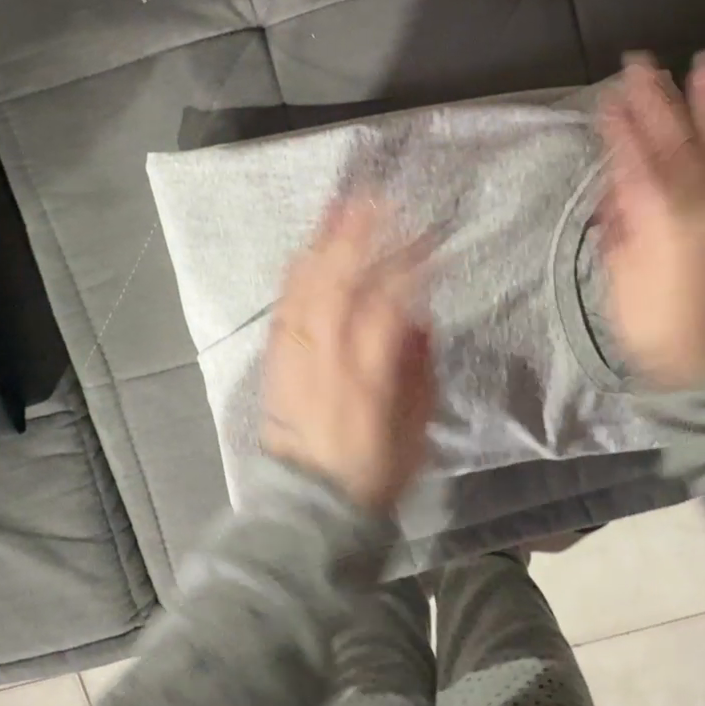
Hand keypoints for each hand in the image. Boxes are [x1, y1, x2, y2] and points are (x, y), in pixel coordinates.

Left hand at [261, 193, 435, 513]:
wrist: (310, 507)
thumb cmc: (375, 470)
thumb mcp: (417, 427)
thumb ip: (420, 369)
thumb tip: (420, 318)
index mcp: (369, 375)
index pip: (389, 304)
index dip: (408, 265)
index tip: (427, 239)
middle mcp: (327, 358)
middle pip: (339, 284)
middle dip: (358, 235)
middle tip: (376, 198)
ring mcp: (296, 358)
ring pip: (306, 289)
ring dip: (324, 243)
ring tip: (339, 207)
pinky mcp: (276, 363)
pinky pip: (284, 308)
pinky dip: (296, 274)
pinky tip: (306, 251)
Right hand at [595, 46, 704, 389]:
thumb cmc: (655, 330)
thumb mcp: (619, 279)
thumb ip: (620, 227)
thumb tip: (619, 186)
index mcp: (658, 216)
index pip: (633, 157)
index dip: (619, 124)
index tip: (609, 94)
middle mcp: (701, 200)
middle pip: (675, 138)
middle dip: (657, 97)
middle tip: (642, 61)